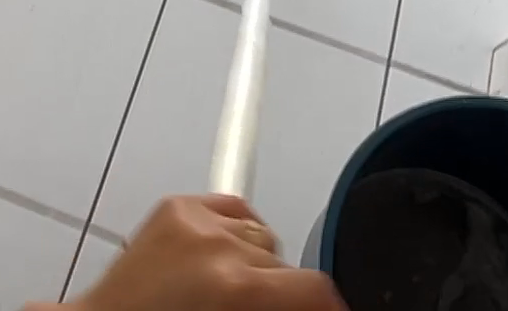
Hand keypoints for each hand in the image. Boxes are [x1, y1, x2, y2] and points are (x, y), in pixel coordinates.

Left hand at [34, 194, 344, 310]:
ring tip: (228, 289)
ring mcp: (194, 217)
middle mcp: (218, 243)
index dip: (331, 305)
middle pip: (283, 261)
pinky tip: (216, 260)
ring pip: (259, 234)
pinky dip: (231, 232)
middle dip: (278, 289)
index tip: (332, 310)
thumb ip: (278, 307)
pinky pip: (231, 210)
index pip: (316, 289)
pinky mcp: (175, 205)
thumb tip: (313, 301)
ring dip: (253, 260)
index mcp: (237, 287)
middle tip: (256, 306)